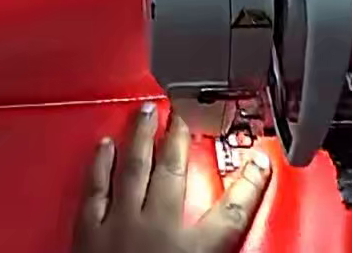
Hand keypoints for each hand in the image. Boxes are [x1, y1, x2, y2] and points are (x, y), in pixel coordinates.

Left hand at [73, 103, 271, 252]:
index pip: (231, 213)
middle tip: (182, 113)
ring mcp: (121, 224)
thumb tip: (248, 250)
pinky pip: (96, 185)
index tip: (261, 160)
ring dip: (142, 135)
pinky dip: (101, 162)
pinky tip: (105, 143)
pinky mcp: (90, 230)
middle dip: (179, 138)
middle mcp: (158, 229)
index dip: (248, 184)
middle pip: (173, 171)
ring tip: (147, 111)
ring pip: (134, 166)